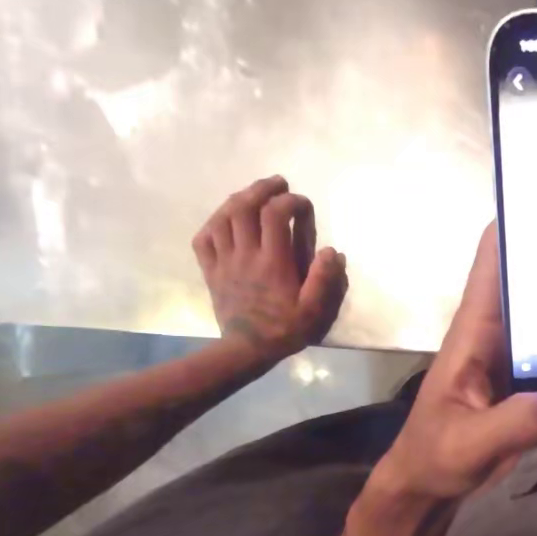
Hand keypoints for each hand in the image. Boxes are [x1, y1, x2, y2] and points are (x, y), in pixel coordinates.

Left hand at [193, 176, 347, 362]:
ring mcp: (224, 261)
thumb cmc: (284, 330)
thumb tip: (332, 251)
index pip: (276, 214)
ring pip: (223, 217)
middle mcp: (246, 253)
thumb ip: (324, 279)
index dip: (290, 201)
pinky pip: (204, 239)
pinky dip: (213, 223)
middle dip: (262, 189)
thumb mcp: (314, 310)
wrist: (247, 350)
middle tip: (277, 184)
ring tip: (252, 196)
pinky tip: (224, 222)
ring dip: (238, 200)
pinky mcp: (211, 271)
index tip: (303, 204)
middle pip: (245, 206)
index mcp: (273, 261)